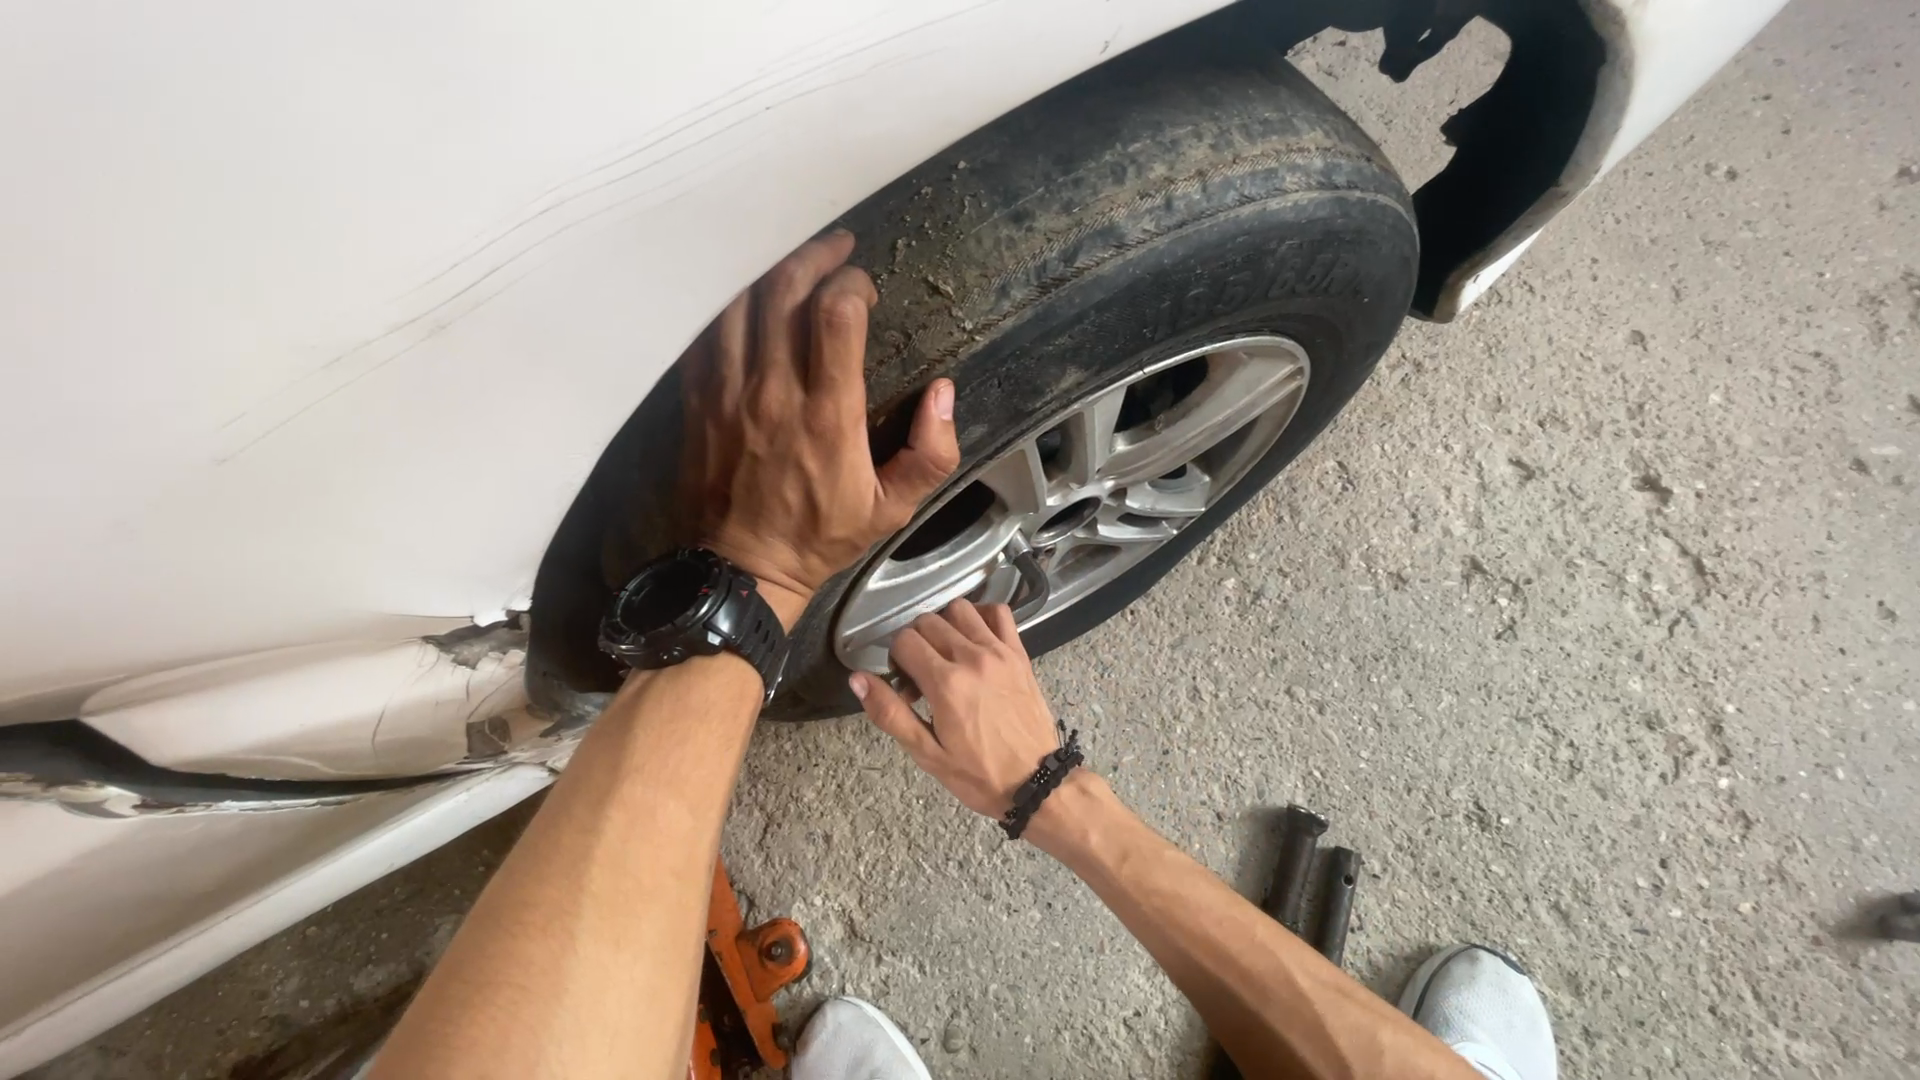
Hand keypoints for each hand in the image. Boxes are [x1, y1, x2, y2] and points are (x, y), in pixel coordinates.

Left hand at [680, 229, 958, 616]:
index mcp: (828, 414)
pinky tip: (746, 295)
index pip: (836, 315)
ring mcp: (729, 393)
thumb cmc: (822, 537)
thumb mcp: (894, 508)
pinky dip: (727, 303)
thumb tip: (943, 393)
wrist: (744, 567)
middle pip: (785, 292)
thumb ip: (931, 453)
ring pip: (741, 303)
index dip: (853, 284)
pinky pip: (705, 333)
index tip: (865, 289)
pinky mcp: (700, 402)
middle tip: (834, 248)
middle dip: (813, 256)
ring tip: (793, 259)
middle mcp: (774, 392)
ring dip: (770, 270)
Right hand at [849, 600, 1063, 820]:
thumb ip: (890, 713)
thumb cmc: (979, 774)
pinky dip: (982, 616)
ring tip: (946, 655)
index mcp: (946, 684)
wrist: (1037, 782)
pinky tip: (975, 638)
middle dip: (916, 643)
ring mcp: (999, 652)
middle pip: (928, 622)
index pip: (904, 641)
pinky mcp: (1019, 653)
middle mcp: (972, 658)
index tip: (905, 685)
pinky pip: (999, 613)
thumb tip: (857, 679)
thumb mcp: (927, 754)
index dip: (896, 659)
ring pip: (959, 610)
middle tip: (922, 676)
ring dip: (945, 625)